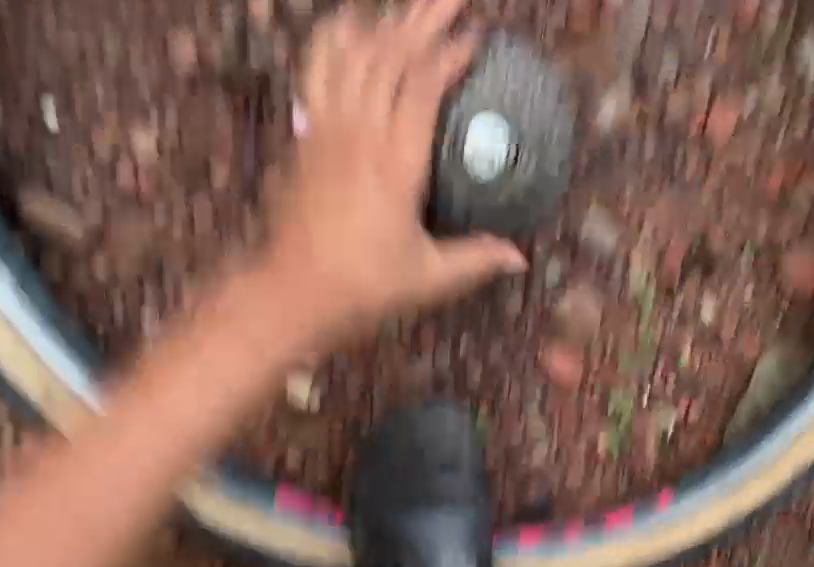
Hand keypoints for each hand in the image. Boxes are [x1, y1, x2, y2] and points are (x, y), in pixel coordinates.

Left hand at [266, 0, 526, 348]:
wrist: (293, 292)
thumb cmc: (365, 288)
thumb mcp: (430, 279)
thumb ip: (477, 260)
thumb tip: (520, 258)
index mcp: (394, 163)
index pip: (421, 85)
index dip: (449, 55)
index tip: (476, 38)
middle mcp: (357, 133)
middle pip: (388, 52)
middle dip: (423, 17)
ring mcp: (325, 129)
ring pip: (349, 51)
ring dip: (382, 22)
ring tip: (409, 11)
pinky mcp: (305, 135)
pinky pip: (316, 69)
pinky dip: (335, 40)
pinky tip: (350, 31)